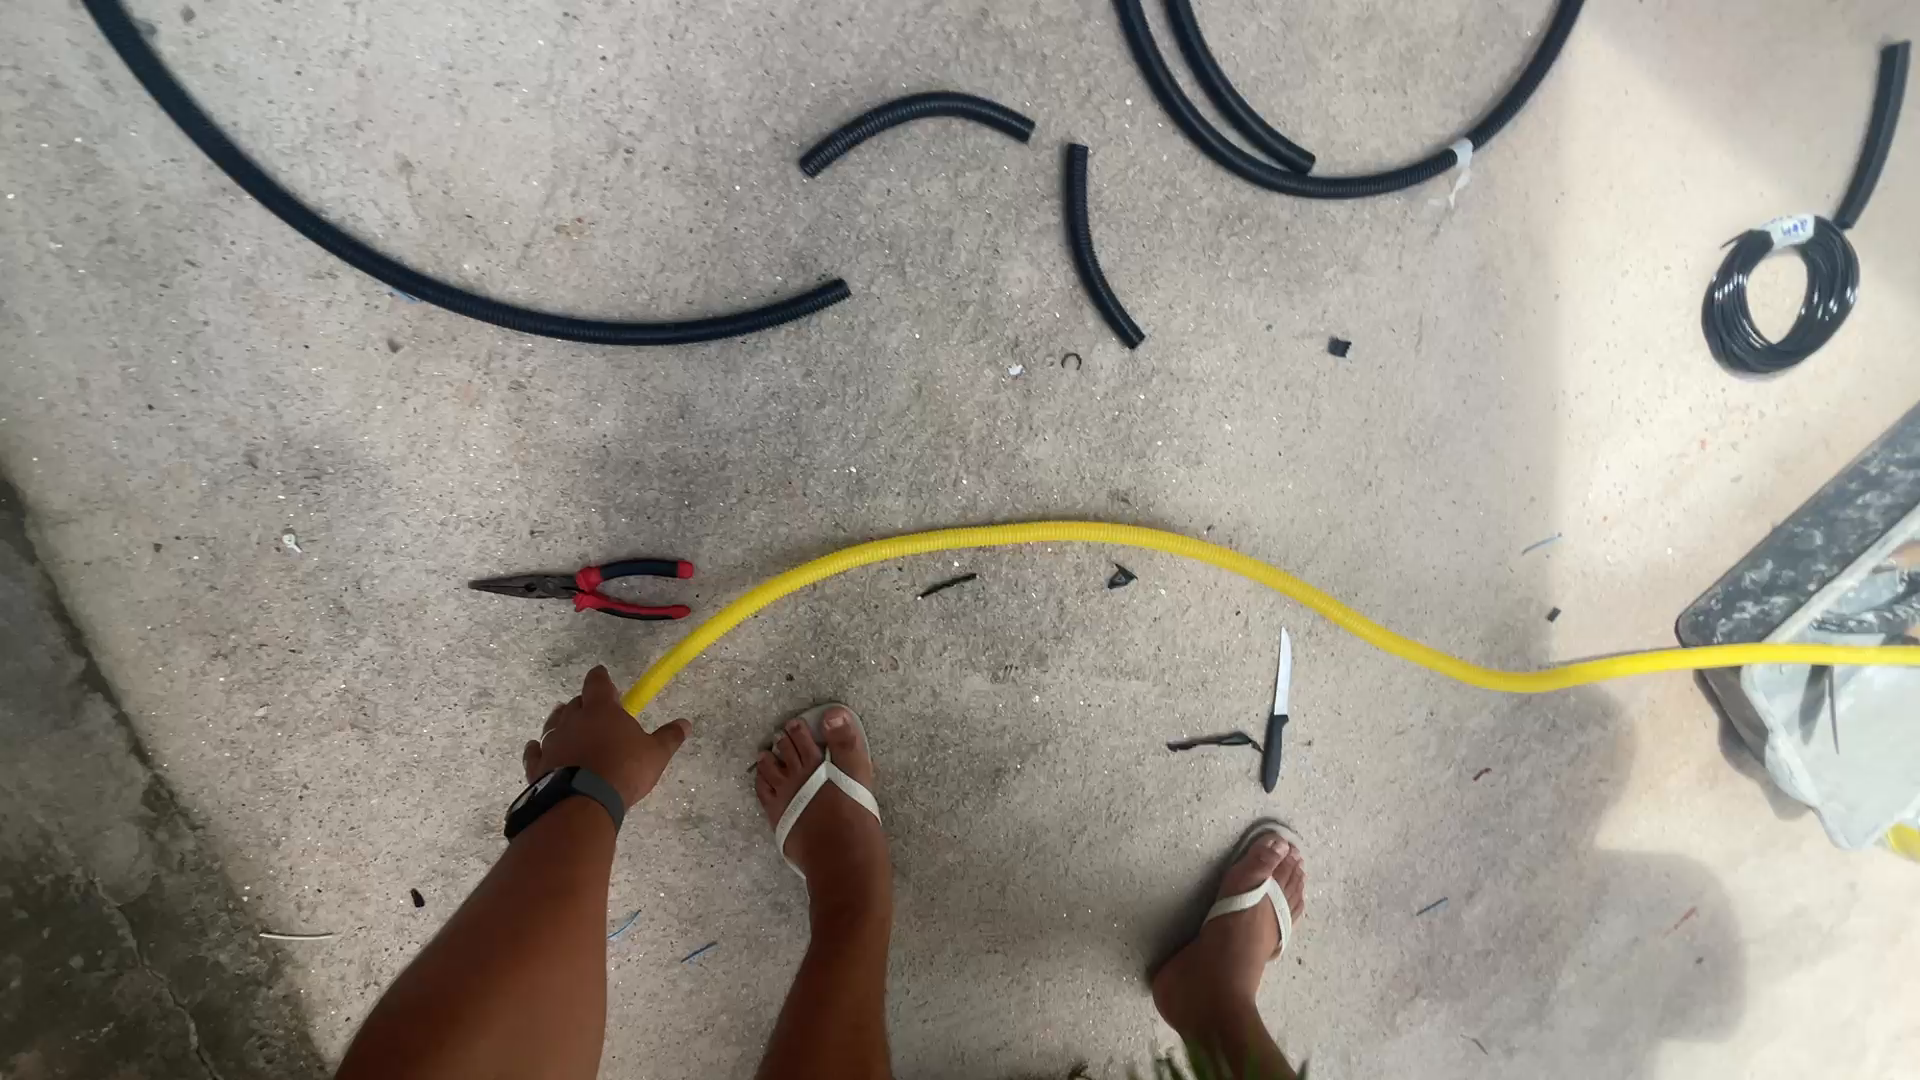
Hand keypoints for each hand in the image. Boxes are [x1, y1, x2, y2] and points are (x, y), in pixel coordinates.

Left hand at [523, 666, 690, 806]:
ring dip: (561, 719)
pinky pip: (534, 752)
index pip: (598, 684)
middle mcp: (573, 720)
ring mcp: (552, 743)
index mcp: (601, 710)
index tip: (601, 673)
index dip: (600, 677)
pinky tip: (535, 746)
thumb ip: (670, 737)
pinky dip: (536, 747)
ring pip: (553, 723)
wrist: (581, 803)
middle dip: (585, 702)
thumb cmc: (623, 770)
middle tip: (595, 707)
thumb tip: (686, 723)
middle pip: (575, 703)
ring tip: (564, 718)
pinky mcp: (537, 766)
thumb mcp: (656, 754)